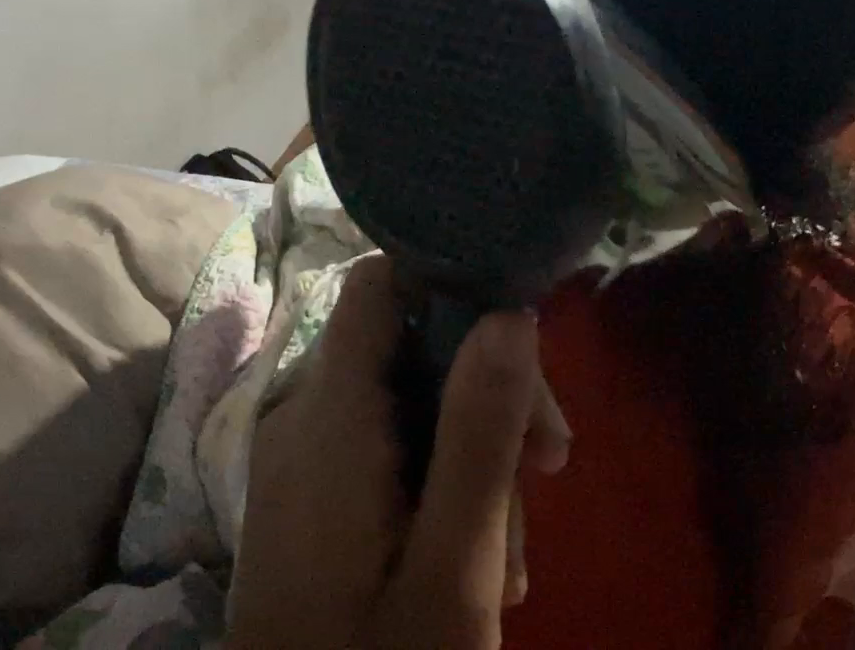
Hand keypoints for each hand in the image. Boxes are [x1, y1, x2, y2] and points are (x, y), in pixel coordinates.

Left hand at [228, 256, 568, 649]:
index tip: (521, 345)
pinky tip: (473, 556)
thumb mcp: (450, 571)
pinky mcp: (312, 494)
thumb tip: (511, 312)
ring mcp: (304, 456)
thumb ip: (479, 435)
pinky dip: (439, 479)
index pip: (380, 283)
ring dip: (473, 451)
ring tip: (509, 553)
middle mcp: (305, 415)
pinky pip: (386, 447)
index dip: (451, 288)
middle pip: (408, 346)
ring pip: (407, 400)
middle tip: (551, 469)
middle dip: (487, 393)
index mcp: (328, 416)